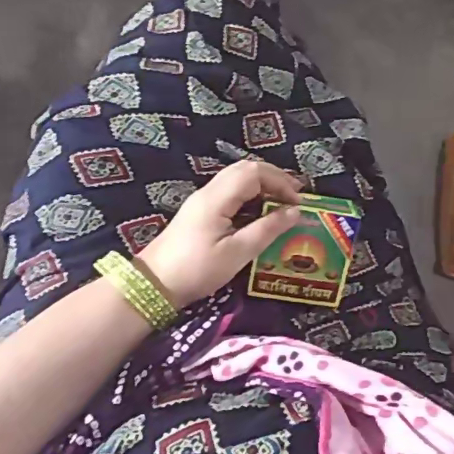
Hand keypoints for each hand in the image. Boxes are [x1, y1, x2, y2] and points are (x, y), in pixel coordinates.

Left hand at [136, 160, 302, 306]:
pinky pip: (228, 192)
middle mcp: (208, 192)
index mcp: (217, 198)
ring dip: (261, 186)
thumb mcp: (237, 253)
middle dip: (273, 178)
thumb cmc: (197, 270)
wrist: (154, 284)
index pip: (254, 172)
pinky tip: (258, 213)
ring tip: (281, 204)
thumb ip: (267, 229)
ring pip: (236, 179)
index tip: (298, 202)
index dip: (280, 181)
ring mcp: (201, 201)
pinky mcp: (198, 212)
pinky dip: (249, 195)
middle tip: (294, 197)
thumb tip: (294, 212)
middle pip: (244, 169)